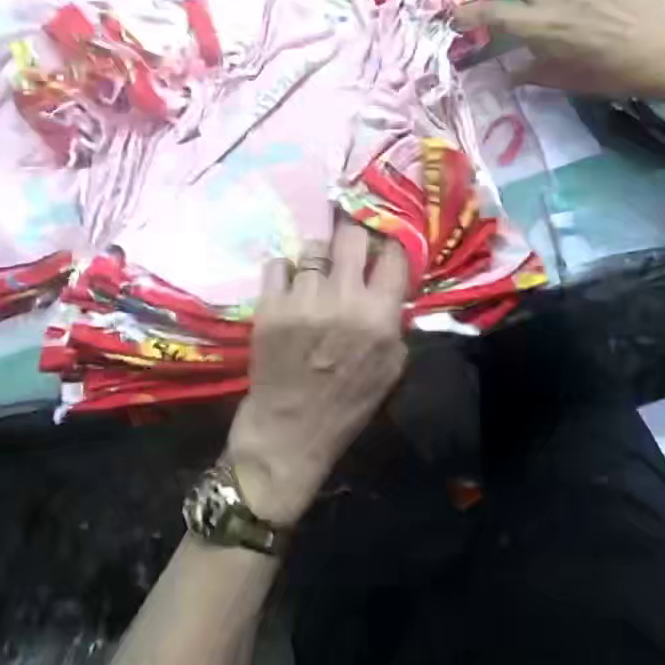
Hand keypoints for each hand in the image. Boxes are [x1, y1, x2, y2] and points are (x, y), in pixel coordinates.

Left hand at [225, 220, 411, 526]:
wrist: (290, 428)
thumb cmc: (346, 403)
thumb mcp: (390, 367)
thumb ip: (394, 321)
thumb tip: (389, 281)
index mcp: (378, 317)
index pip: (394, 254)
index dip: (391, 243)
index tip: (384, 243)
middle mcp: (342, 299)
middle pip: (352, 235)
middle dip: (354, 237)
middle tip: (349, 247)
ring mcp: (302, 299)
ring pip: (313, 247)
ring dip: (318, 257)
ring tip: (316, 273)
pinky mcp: (269, 304)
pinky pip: (278, 263)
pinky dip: (284, 270)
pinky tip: (289, 286)